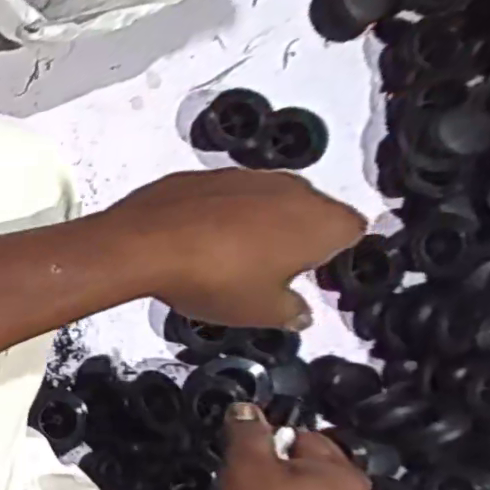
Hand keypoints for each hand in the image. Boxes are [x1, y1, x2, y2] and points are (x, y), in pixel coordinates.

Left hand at [101, 170, 365, 328]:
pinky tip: (179, 242)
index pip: (348, 237)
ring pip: (254, 202)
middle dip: (282, 241)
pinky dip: (200, 216)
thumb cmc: (210, 277)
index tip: (298, 278)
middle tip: (250, 274)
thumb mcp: (258, 312)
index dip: (324, 260)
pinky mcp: (194, 177)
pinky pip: (208, 198)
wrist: (140, 245)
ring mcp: (239, 176)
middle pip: (301, 215)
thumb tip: (297, 313)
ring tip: (209, 260)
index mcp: (324, 221)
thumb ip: (288, 312)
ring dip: (240, 226)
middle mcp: (290, 188)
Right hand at [217, 402, 376, 489]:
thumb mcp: (247, 462)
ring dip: (284, 485)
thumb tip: (245, 408)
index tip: (247, 454)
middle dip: (280, 463)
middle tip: (249, 476)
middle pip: (310, 461)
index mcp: (346, 471)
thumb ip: (248, 431)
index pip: (305, 436)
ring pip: (309, 485)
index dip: (270, 441)